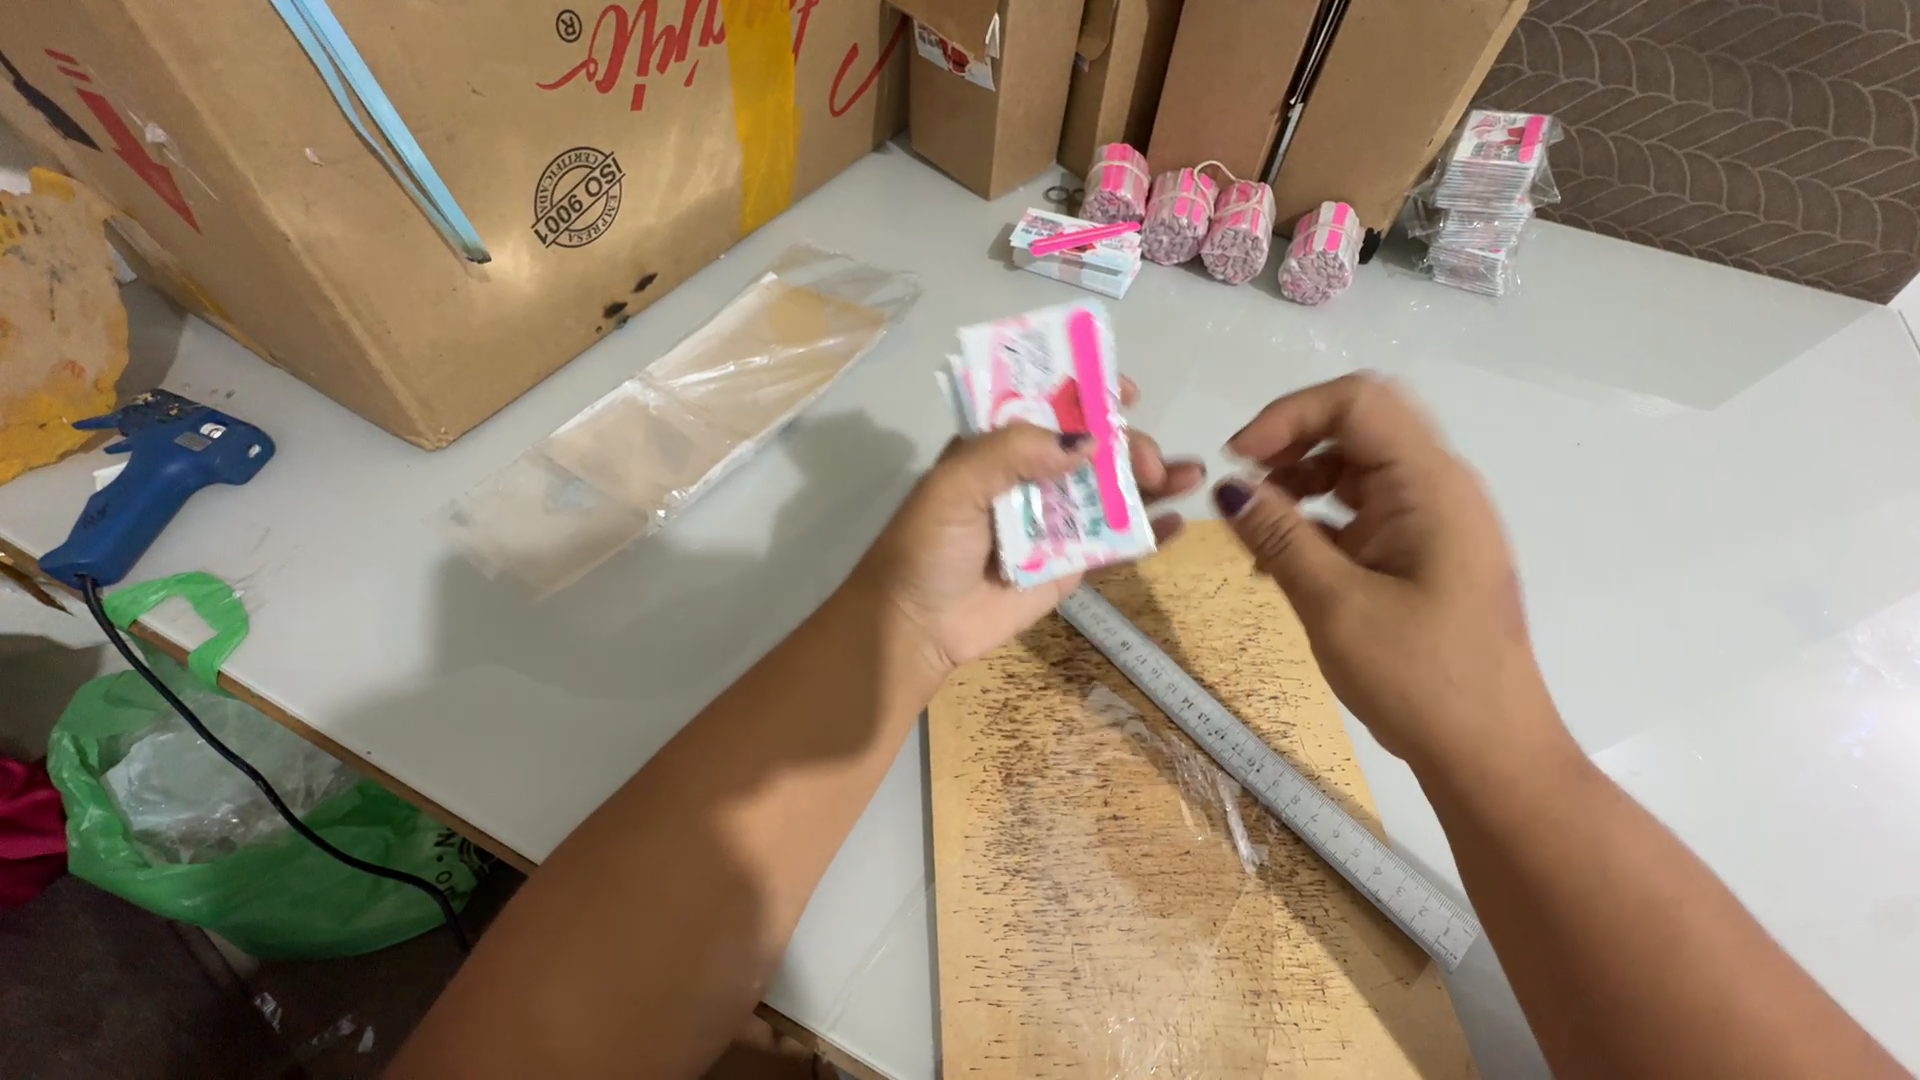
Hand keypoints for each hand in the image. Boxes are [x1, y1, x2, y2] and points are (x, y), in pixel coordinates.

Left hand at [851, 379, 1203, 677]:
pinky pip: (1116, 541)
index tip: (1127, 392)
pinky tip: (1177, 524)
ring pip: (1113, 491)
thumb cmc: (926, 547)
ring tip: (1192, 476)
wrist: (918, 625)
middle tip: (1150, 465)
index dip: (1090, 392)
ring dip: (1154, 480)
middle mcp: (1031, 477)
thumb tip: (1087, 441)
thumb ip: (1011, 452)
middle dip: (1129, 446)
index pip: (1051, 405)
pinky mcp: (1071, 563)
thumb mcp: (955, 486)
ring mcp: (1055, 521)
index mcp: (998, 447)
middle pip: (1093, 449)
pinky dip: (1148, 531)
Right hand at [1214, 374, 1562, 774]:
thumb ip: (1278, 537)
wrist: (1488, 753)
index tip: (1236, 461)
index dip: (1288, 416)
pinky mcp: (1420, 552)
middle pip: (1358, 424)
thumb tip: (1227, 487)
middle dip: (1291, 441)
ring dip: (1299, 481)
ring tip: (1254, 527)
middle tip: (1242, 484)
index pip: (1358, 402)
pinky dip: (1316, 518)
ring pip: (1355, 466)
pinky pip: (1361, 509)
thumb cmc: (1418, 678)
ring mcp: (1431, 521)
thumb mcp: (1334, 604)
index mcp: (1430, 486)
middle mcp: (1437, 488)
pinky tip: (1281, 557)